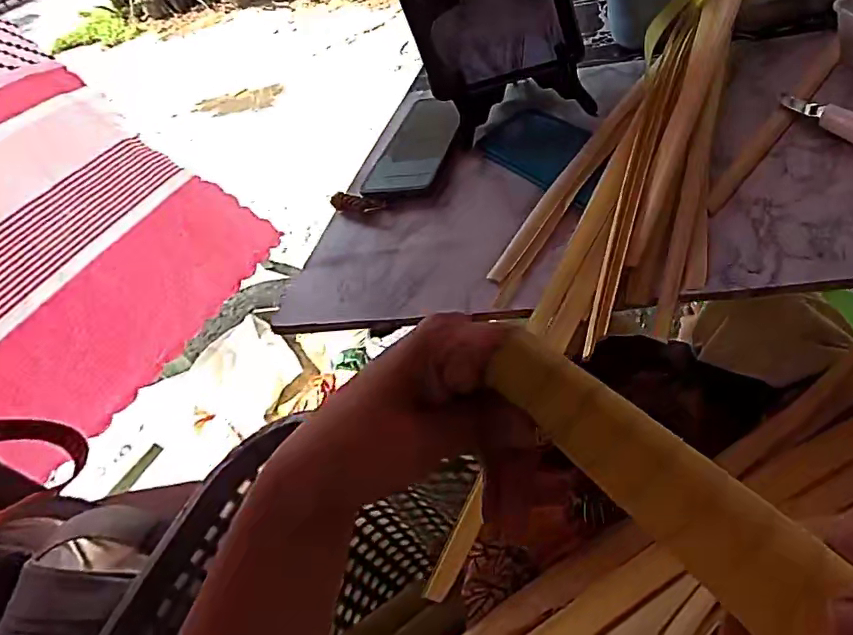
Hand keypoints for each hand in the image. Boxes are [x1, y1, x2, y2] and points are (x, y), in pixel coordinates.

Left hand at [259, 314, 537, 533]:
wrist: (304, 486)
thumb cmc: (353, 451)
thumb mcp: (422, 441)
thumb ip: (482, 424)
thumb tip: (533, 424)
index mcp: (447, 336)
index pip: (512, 350)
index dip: (536, 387)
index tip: (549, 429)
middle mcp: (460, 344)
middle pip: (512, 388)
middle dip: (520, 445)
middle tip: (531, 496)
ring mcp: (459, 372)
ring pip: (504, 413)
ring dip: (510, 464)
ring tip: (512, 517)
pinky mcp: (457, 400)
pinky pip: (489, 425)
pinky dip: (494, 462)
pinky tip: (499, 504)